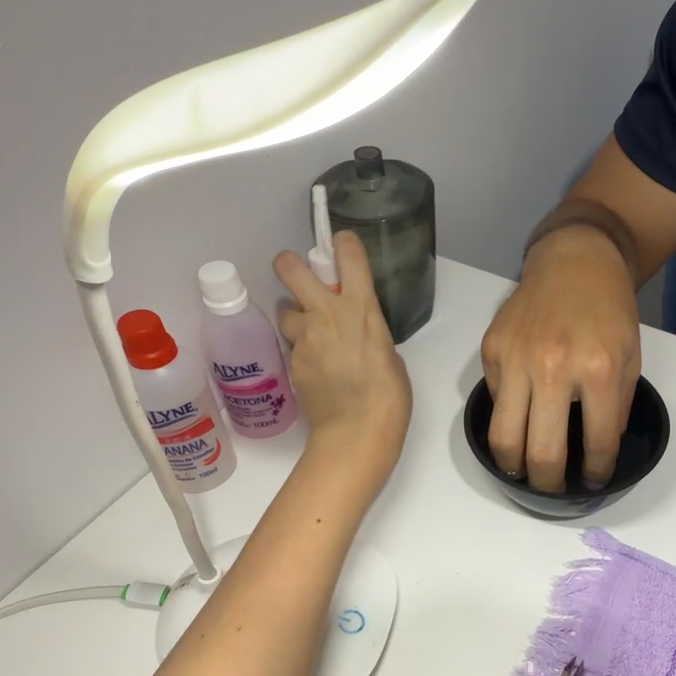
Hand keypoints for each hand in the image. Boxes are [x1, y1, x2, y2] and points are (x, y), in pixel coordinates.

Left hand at [274, 232, 411, 482]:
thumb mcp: (390, 356)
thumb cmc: (389, 397)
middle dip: (291, 265)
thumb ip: (371, 335)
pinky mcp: (292, 361)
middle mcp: (328, 314)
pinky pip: (292, 346)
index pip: (348, 254)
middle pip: (291, 267)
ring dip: (295, 318)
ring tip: (310, 337)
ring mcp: (305, 337)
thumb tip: (358, 336)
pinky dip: (301, 351)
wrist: (357, 432)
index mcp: (362, 308)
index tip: (341, 247)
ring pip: (285, 310)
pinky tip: (316, 370)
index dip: (342, 244)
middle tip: (298, 277)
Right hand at [479, 227, 640, 492]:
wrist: (575, 262)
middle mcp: (554, 368)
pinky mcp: (492, 350)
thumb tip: (599, 446)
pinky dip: (507, 418)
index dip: (596, 471)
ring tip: (523, 470)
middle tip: (552, 487)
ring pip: (504, 438)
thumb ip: (618, 405)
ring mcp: (516, 359)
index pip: (596, 443)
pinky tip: (519, 417)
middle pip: (541, 453)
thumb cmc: (609, 311)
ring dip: (514, 466)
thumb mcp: (632, 358)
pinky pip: (495, 401)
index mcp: (599, 371)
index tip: (592, 479)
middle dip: (549, 483)